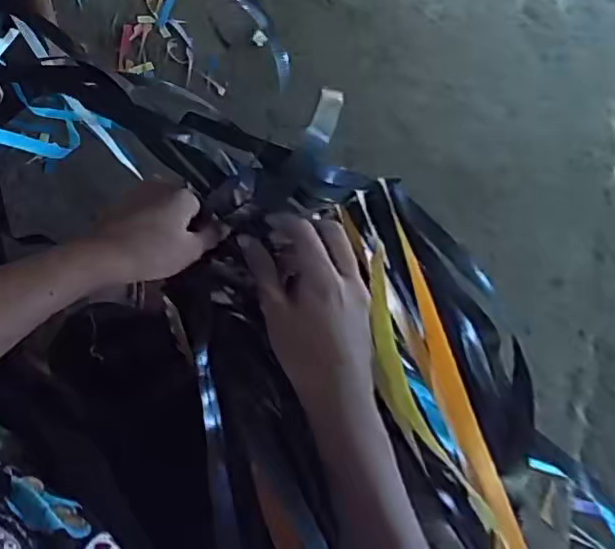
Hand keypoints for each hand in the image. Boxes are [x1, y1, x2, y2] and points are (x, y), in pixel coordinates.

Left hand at [76, 181, 225, 285]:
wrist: (106, 253)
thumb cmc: (154, 252)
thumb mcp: (191, 250)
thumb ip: (211, 235)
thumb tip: (223, 224)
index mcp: (181, 193)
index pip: (202, 205)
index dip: (202, 224)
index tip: (198, 244)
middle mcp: (159, 184)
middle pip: (179, 201)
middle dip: (182, 219)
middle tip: (180, 245)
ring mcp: (137, 190)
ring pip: (160, 204)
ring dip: (163, 219)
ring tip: (161, 244)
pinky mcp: (120, 200)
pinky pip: (142, 208)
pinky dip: (146, 219)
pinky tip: (142, 238)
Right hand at [240, 215, 373, 418]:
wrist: (341, 394)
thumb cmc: (300, 352)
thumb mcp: (274, 309)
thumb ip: (263, 270)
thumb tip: (248, 239)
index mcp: (323, 277)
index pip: (305, 231)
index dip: (282, 220)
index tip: (263, 222)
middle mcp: (349, 277)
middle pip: (333, 230)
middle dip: (305, 224)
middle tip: (280, 233)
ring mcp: (362, 289)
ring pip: (345, 246)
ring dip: (319, 240)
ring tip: (292, 253)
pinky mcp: (366, 301)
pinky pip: (349, 264)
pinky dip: (330, 257)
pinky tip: (309, 274)